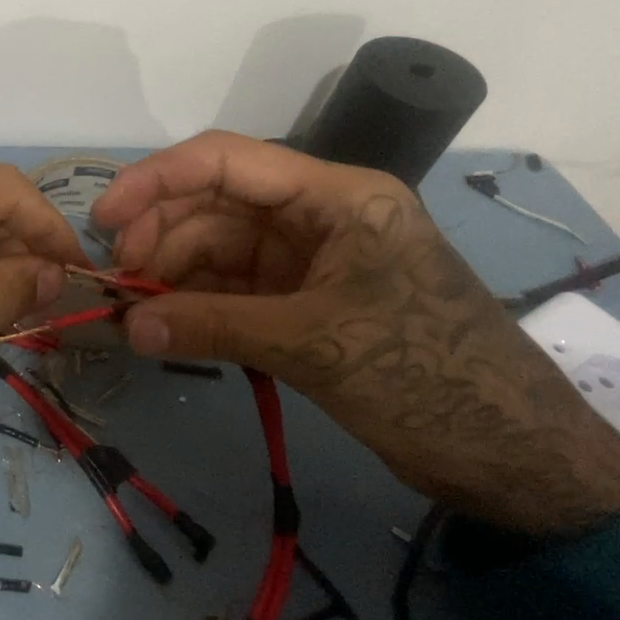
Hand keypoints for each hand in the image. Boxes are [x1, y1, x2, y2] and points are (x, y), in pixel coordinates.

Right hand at [91, 131, 619, 535]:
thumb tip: (126, 327)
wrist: (515, 458)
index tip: (104, 219)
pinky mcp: (301, 297)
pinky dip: (193, 299)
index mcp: (337, 196)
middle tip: (120, 280)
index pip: (226, 160)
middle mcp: (317, 213)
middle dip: (160, 234)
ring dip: (171, 270)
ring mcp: (307, 256)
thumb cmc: (427, 377)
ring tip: (136, 308)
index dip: (155, 180)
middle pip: (214, 201)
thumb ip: (212, 325)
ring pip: (215, 243)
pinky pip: (229, 282)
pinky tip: (163, 319)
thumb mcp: (314, 344)